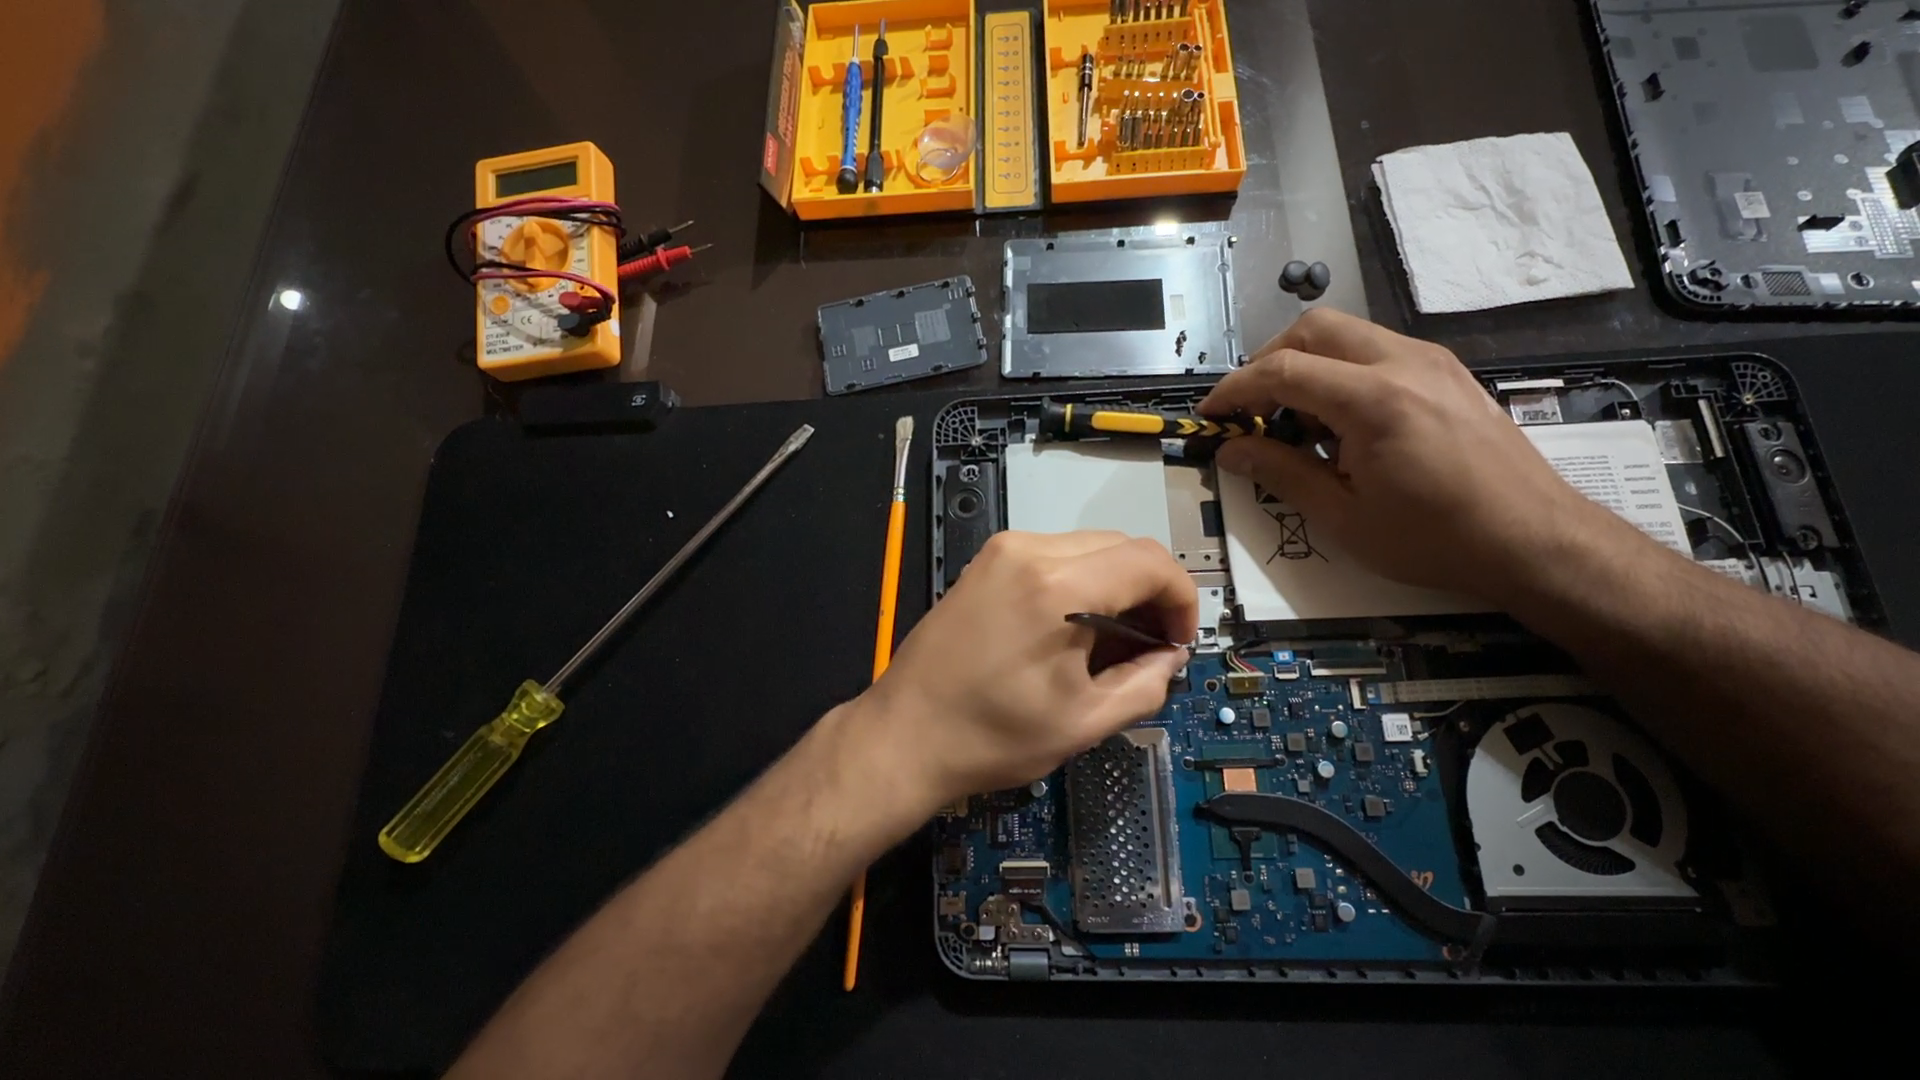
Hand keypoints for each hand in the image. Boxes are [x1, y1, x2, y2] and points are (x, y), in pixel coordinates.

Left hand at [863, 531, 1197, 807]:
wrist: (905, 735)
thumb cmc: (992, 737)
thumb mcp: (1084, 723)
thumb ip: (1145, 683)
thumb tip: (1169, 656)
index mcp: (1058, 587)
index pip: (1151, 562)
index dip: (1181, 599)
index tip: (1177, 642)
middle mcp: (1029, 551)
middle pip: (1122, 546)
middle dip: (1150, 591)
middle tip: (1150, 645)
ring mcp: (1001, 551)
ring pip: (1088, 547)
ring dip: (1115, 585)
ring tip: (1112, 641)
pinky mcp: (984, 563)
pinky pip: (1052, 555)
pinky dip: (1079, 581)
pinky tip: (1073, 627)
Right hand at [1202, 309, 1630, 601]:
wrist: (1535, 541)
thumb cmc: (1434, 540)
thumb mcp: (1343, 517)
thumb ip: (1279, 472)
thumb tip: (1231, 450)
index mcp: (1373, 400)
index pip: (1282, 370)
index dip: (1234, 390)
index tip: (1209, 416)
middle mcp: (1403, 363)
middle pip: (1313, 328)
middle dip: (1268, 361)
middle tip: (1251, 411)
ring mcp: (1431, 362)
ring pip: (1347, 334)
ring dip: (1306, 364)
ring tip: (1297, 423)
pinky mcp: (1447, 374)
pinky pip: (1378, 351)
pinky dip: (1342, 371)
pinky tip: (1342, 423)